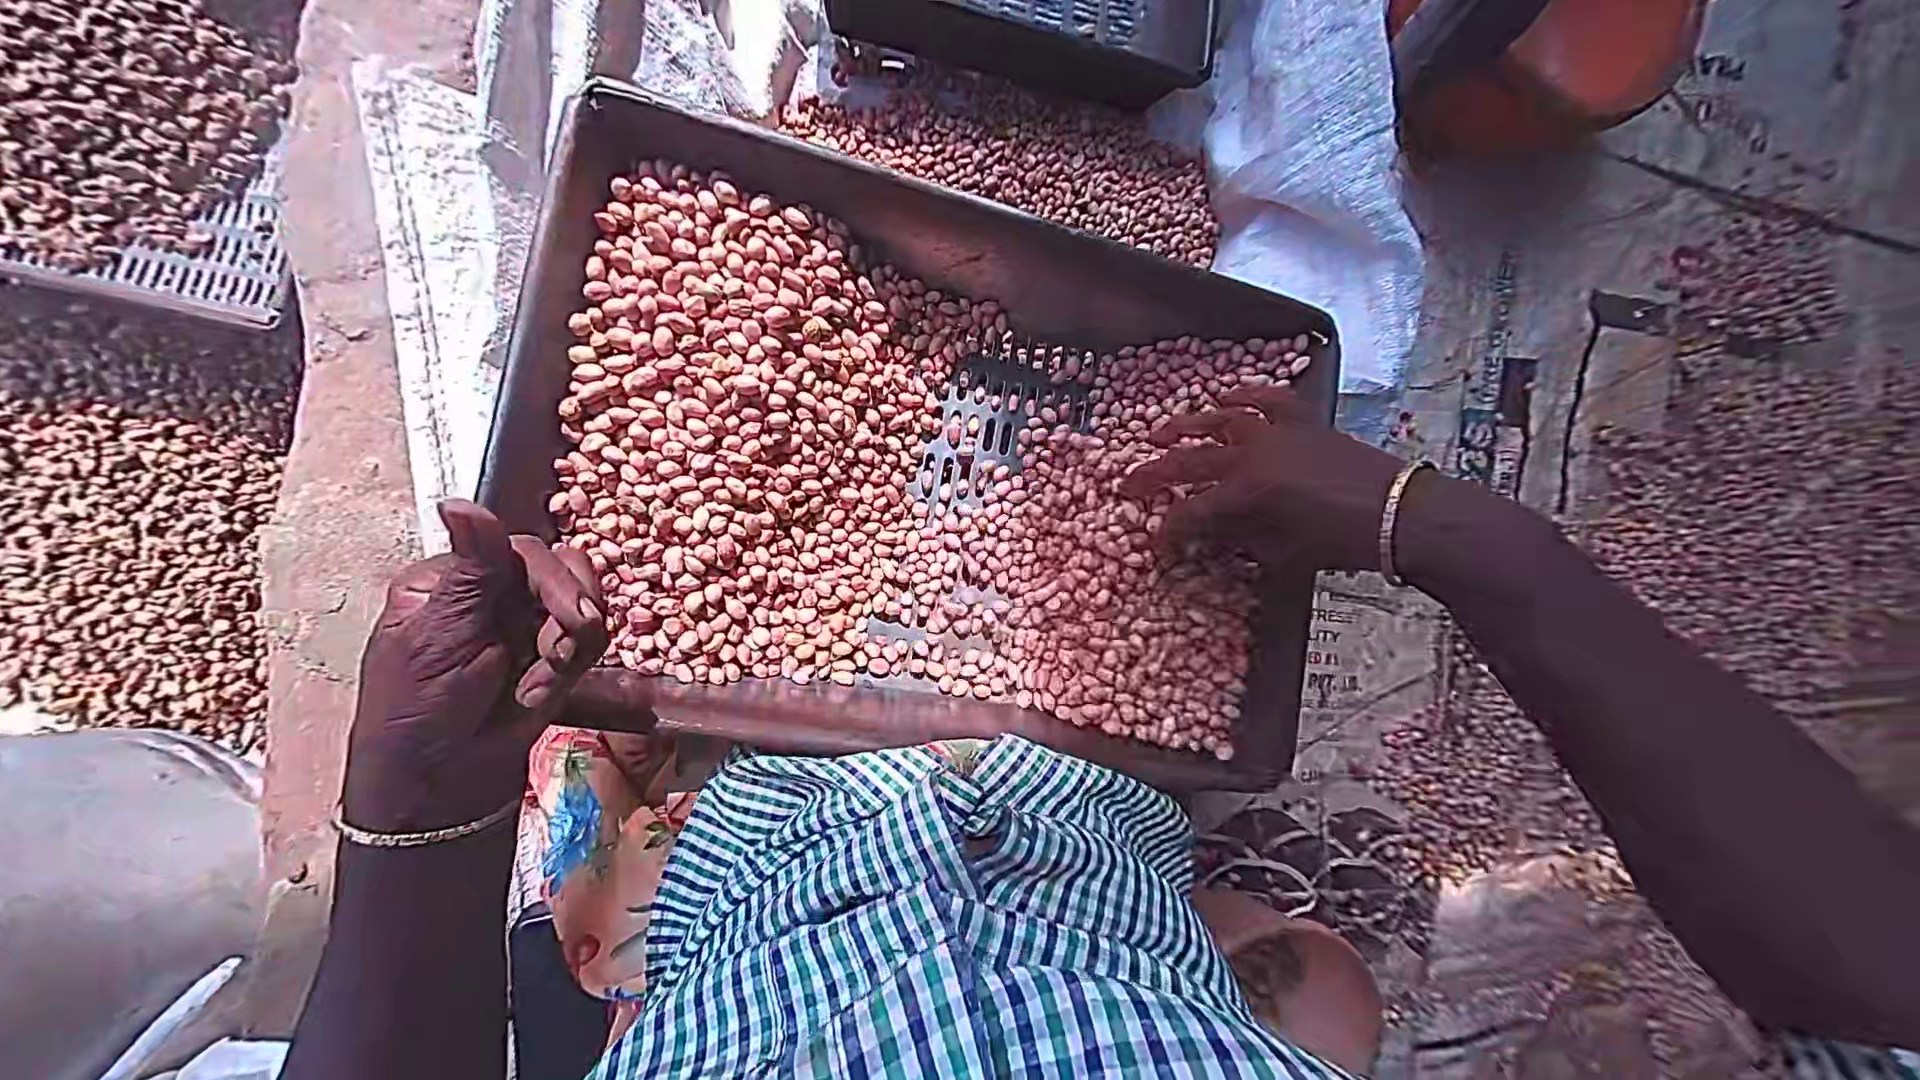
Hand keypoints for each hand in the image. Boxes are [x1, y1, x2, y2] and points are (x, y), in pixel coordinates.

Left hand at [342, 500, 610, 832]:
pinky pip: (592, 637)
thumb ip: (469, 570)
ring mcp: (530, 620)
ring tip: (545, 675)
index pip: (522, 552)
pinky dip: (574, 665)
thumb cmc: (417, 708)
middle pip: (564, 570)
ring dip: (574, 641)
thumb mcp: (437, 637)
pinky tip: (542, 688)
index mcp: (456, 578)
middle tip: (563, 651)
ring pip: (586, 599)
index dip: (553, 579)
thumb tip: (458, 502)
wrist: (443, 781)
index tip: (572, 614)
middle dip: (569, 613)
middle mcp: (499, 592)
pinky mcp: (558, 649)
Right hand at [1118, 385, 1403, 573]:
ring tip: (1159, 432)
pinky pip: (1269, 401)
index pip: (1191, 512)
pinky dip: (1247, 395)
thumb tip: (1208, 532)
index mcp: (1246, 493)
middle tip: (1127, 483)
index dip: (1168, 530)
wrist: (1402, 515)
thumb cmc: (1340, 543)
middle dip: (1154, 476)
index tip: (1156, 543)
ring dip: (1186, 426)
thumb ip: (1237, 538)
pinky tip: (1226, 394)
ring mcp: (1277, 433)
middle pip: (1189, 462)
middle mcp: (1253, 456)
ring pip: (1220, 420)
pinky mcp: (1303, 424)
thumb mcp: (1280, 553)